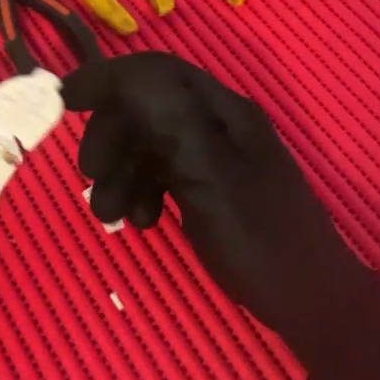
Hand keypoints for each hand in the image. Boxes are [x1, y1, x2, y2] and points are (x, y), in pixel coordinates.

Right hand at [64, 53, 379, 379]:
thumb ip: (166, 120)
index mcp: (222, 111)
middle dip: (111, 139)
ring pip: (149, 144)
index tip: (63, 101)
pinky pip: (162, 172)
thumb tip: (122, 73)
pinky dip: (141, 191)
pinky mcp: (212, 186)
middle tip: (88, 177)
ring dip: (121, 173)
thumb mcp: (208, 176)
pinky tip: (140, 221)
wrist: (315, 307)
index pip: (153, 72)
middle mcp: (218, 124)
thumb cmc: (259, 240)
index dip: (106, 79)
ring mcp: (215, 156)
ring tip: (109, 215)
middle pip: (145, 108)